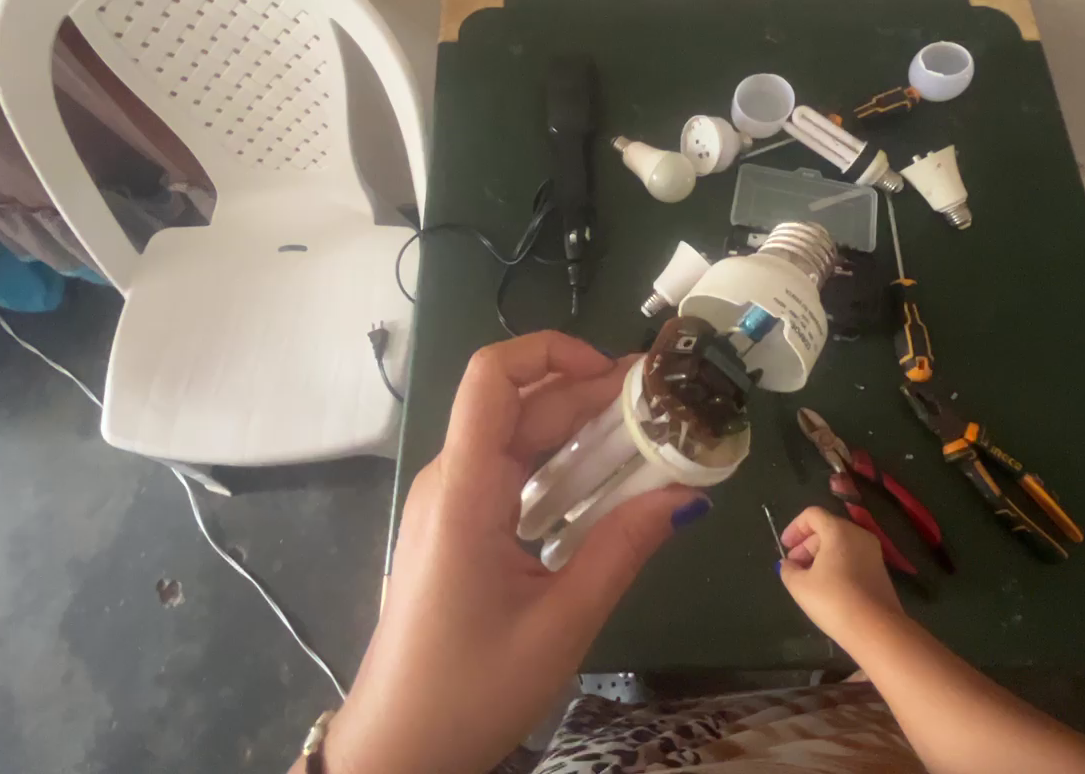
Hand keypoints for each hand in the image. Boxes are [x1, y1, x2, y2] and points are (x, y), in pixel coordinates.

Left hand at [322, 332, 707, 773]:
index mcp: (464, 490)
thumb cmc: (468, 690)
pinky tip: (603, 479)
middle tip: (660, 404)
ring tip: (645, 433)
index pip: (491, 377)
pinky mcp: (458, 520)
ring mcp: (450, 498)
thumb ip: (623, 550)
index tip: (615, 374)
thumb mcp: (560, 624)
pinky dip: (559, 460)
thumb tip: (688, 497)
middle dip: (588, 392)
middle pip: (519, 403)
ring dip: (577, 424)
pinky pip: (510, 466)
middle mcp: (451, 477)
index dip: (552, 351)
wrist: (396, 750)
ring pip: (516, 432)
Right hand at [779, 505, 905, 643]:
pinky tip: (827, 587)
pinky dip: (836, 564)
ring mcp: (873, 553)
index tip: (784, 547)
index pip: (812, 515)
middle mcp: (858, 535)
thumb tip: (788, 564)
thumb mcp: (800, 586)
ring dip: (820, 555)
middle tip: (794, 565)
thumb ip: (788, 570)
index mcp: (839, 530)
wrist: (877, 631)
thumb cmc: (834, 600)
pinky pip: (853, 557)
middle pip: (827, 528)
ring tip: (808, 578)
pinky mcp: (880, 572)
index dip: (794, 528)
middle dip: (806, 544)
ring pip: (840, 544)